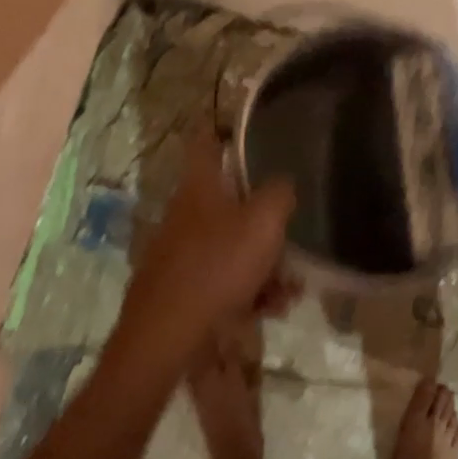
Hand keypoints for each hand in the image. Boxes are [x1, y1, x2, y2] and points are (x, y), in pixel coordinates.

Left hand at [114, 128, 297, 361]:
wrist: (167, 333)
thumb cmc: (218, 264)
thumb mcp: (263, 222)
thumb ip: (279, 194)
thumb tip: (282, 183)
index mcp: (199, 185)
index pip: (205, 141)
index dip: (220, 128)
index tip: (238, 125)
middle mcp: (185, 211)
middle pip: (228, 200)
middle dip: (264, 221)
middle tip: (289, 239)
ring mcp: (180, 250)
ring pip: (230, 244)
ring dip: (263, 264)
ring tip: (287, 291)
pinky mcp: (181, 286)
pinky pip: (222, 278)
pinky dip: (246, 290)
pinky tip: (268, 310)